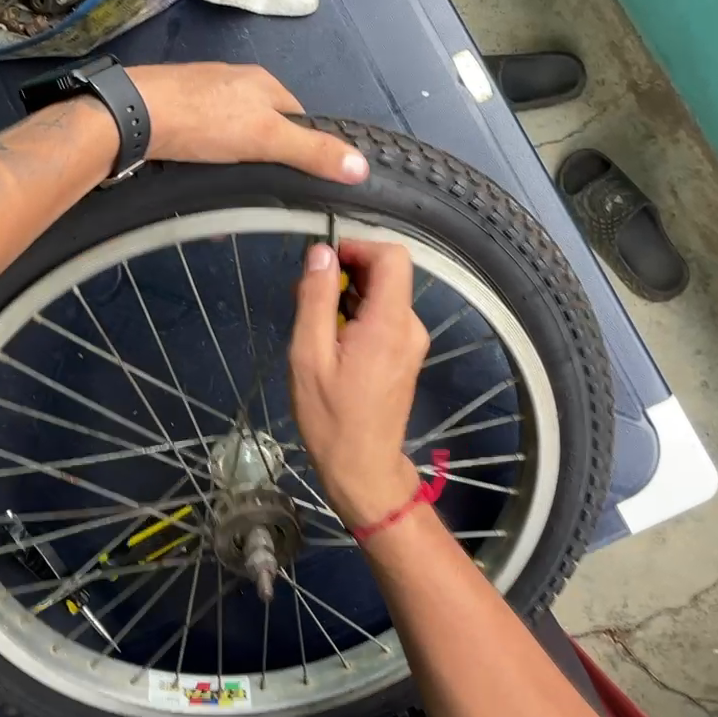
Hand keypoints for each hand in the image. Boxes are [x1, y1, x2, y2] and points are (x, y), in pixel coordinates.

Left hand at [125, 63, 368, 182]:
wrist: (132, 114)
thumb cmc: (205, 123)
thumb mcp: (265, 139)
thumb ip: (311, 152)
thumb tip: (361, 166)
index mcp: (262, 81)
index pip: (298, 115)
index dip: (302, 147)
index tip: (296, 178)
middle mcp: (234, 79)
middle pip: (265, 122)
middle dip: (265, 156)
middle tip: (258, 187)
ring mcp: (201, 91)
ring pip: (231, 130)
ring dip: (233, 158)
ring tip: (224, 184)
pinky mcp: (174, 106)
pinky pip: (202, 135)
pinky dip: (205, 154)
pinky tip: (195, 169)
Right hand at [288, 239, 427, 528]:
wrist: (362, 469)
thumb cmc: (331, 417)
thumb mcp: (309, 355)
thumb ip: (316, 299)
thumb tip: (321, 253)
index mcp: (390, 323)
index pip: (392, 256)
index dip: (359, 248)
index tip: (324, 262)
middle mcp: (410, 326)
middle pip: (387, 274)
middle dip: (347, 273)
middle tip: (306, 296)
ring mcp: (411, 342)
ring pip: (383, 295)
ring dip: (348, 296)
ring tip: (313, 323)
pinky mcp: (405, 355)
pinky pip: (384, 317)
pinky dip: (357, 316)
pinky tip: (331, 341)